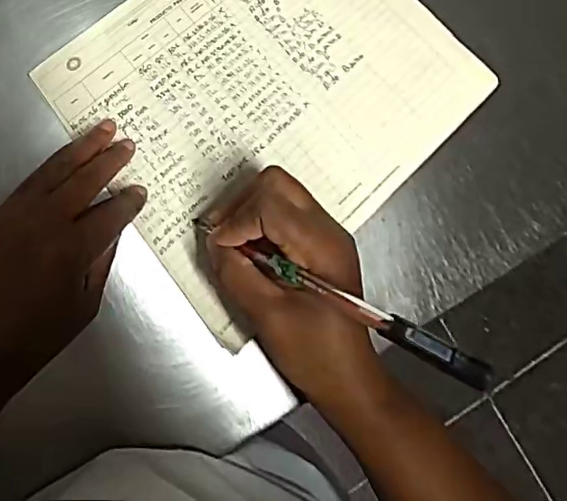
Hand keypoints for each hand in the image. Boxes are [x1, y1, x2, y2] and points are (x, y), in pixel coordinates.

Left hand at [0, 121, 145, 405]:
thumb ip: (102, 260)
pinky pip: (35, 177)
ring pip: (58, 168)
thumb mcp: (85, 304)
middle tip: (127, 143)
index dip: (128, 201)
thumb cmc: (38, 334)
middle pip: (85, 179)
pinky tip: (69, 153)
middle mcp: (48, 222)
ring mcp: (22, 211)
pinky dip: (55, 161)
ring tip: (104, 129)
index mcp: (72, 250)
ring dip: (83, 147)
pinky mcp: (5, 209)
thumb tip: (115, 225)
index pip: (110, 214)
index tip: (140, 190)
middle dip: (109, 159)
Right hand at [205, 167, 386, 411]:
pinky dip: (259, 222)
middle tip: (222, 235)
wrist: (352, 383)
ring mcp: (325, 233)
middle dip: (241, 204)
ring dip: (248, 211)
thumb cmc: (318, 357)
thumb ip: (237, 274)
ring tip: (234, 244)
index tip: (221, 249)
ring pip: (278, 190)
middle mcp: (328, 230)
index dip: (236, 224)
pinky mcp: (318, 242)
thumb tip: (215, 244)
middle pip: (275, 183)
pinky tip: (251, 251)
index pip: (269, 205)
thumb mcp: (269, 317)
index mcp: (321, 246)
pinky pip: (283, 210)